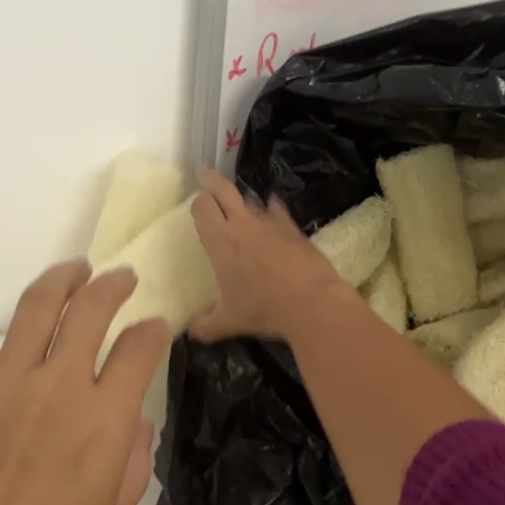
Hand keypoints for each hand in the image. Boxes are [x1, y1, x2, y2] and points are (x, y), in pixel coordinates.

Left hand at [0, 237, 170, 504]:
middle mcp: (58, 385)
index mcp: (104, 420)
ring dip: (63, 277)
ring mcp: (2, 380)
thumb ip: (130, 465)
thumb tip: (136, 419)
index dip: (153, 331)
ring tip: (76, 268)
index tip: (155, 327)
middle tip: (122, 278)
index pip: (140, 350)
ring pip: (39, 306)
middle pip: (94, 312)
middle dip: (115, 287)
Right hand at [189, 167, 361, 342]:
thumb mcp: (229, 322)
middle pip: (223, 190)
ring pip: (251, 199)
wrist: (313, 303)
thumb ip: (205, 324)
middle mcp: (242, 225)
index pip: (202, 207)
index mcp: (220, 242)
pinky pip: (277, 211)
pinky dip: (272, 208)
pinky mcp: (293, 229)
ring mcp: (270, 224)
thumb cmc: (264, 309)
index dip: (197, 204)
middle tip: (203, 172)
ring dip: (242, 199)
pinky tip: (273, 207)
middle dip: (211, 179)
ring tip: (239, 201)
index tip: (195, 205)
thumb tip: (190, 331)